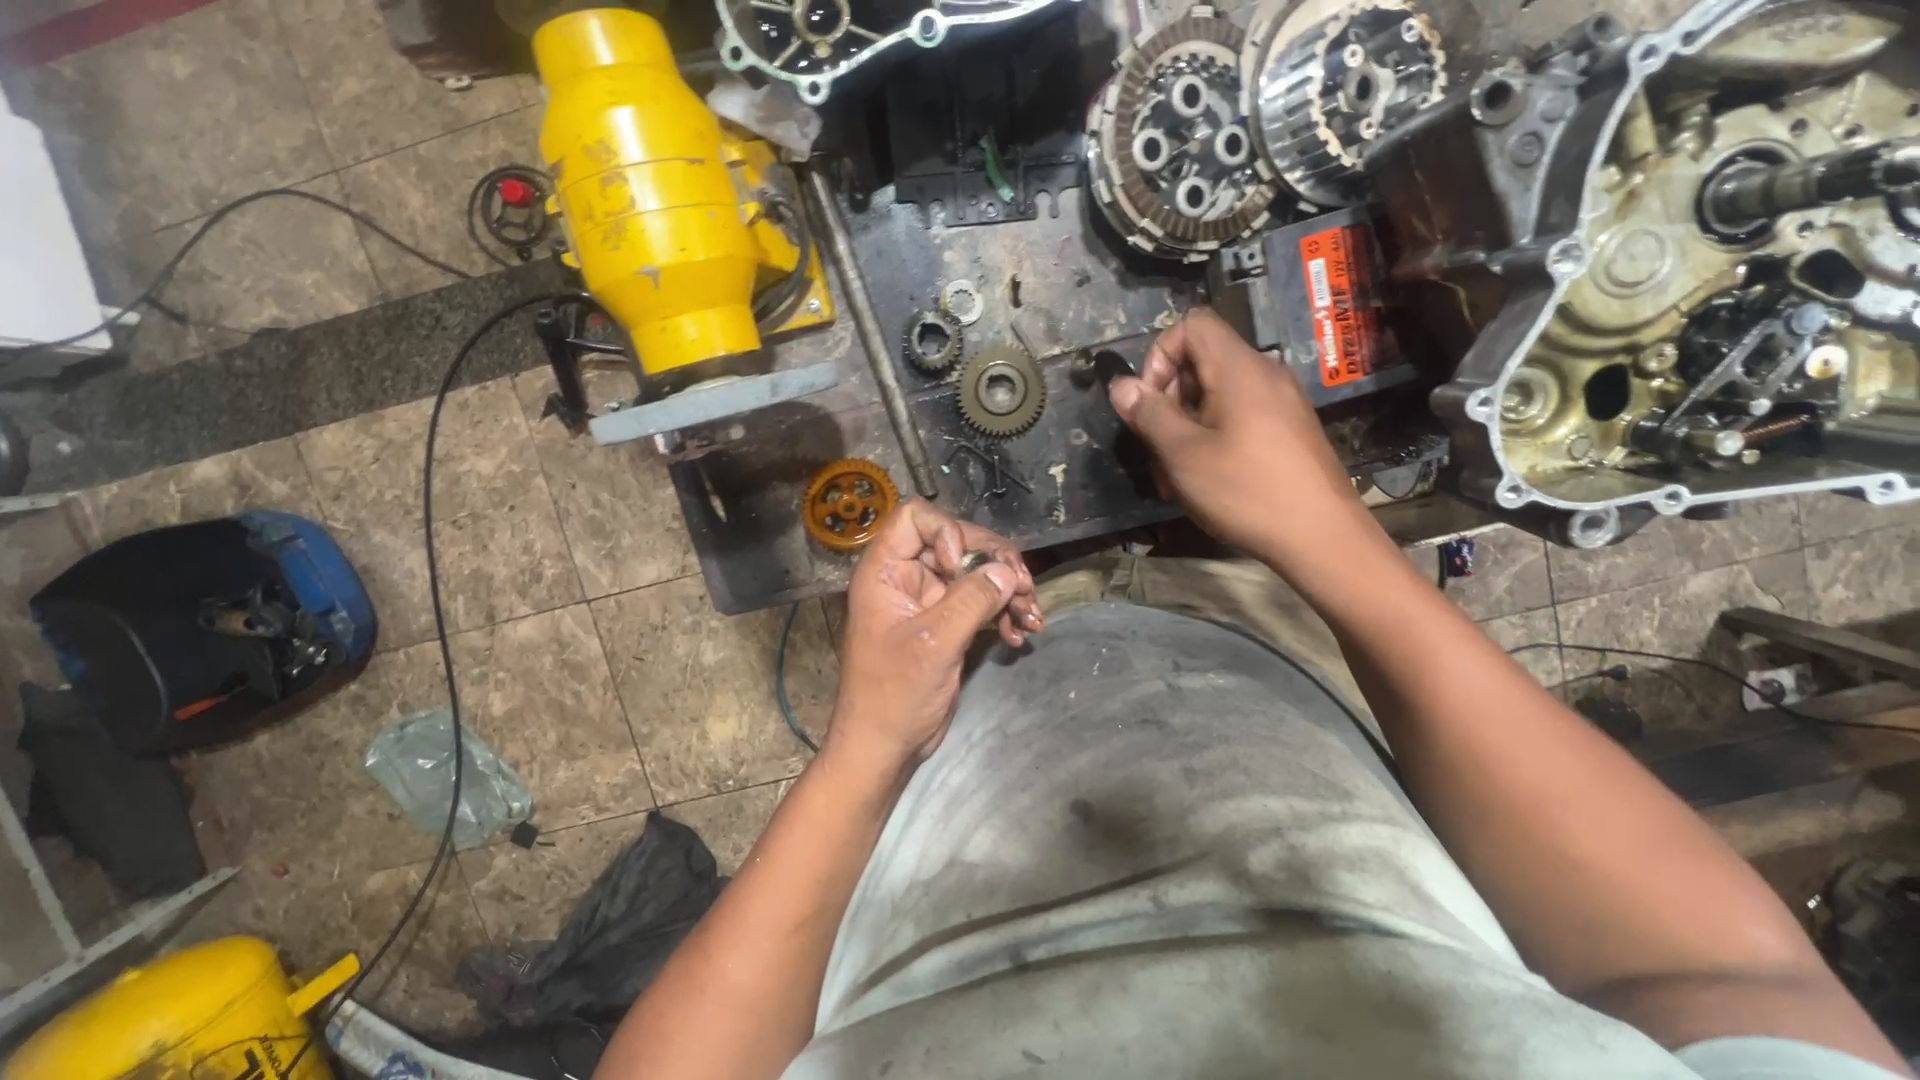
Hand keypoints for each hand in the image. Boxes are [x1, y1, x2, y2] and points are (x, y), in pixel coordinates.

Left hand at [828, 500, 1041, 774]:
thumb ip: (971, 601)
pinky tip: (1021, 635)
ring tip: (1032, 617)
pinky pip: (980, 603)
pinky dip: (1003, 613)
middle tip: (1025, 588)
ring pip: (976, 573)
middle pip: (957, 542)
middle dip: (995, 563)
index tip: (962, 567)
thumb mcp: (934, 644)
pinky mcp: (947, 625)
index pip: (916, 518)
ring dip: (1008, 590)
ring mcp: (928, 601)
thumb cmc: (894, 695)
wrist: (885, 748)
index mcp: (885, 571)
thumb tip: (1007, 572)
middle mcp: (906, 577)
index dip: (947, 533)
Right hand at [1108, 308, 1364, 562]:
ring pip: (1217, 396)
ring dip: (1185, 428)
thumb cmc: (1246, 491)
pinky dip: (1213, 439)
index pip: (1192, 325)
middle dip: (1169, 400)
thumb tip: (1121, 386)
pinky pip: (1239, 417)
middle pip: (1202, 361)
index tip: (1150, 402)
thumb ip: (1150, 414)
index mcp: (1239, 369)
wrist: (1321, 538)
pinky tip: (1205, 481)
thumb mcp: (1183, 455)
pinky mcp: (1288, 430)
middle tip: (1156, 447)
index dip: (1159, 355)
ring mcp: (1280, 403)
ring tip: (1175, 477)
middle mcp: (1264, 374)